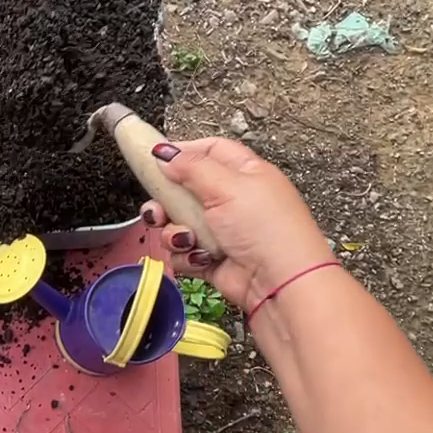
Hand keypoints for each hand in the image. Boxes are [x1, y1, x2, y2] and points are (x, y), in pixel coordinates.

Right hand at [138, 137, 331, 310]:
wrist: (277, 280)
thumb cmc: (265, 229)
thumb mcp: (228, 186)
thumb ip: (193, 166)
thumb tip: (166, 153)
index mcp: (244, 174)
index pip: (210, 151)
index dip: (183, 152)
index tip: (156, 158)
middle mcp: (232, 200)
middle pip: (184, 191)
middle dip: (166, 202)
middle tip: (157, 210)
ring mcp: (220, 230)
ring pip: (177, 224)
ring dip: (174, 233)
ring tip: (185, 240)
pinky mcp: (211, 257)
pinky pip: (182, 252)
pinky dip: (186, 256)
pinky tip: (201, 258)